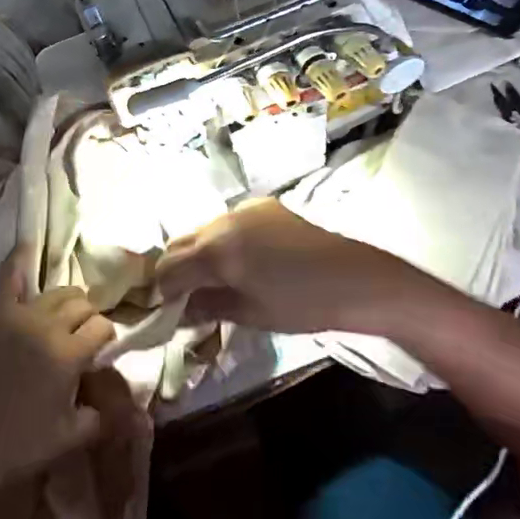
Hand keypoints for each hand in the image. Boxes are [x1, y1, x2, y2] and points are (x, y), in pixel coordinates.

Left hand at [0, 248, 119, 497]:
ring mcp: (17, 314)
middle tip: (84, 335)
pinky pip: (9, 277)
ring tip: (64, 315)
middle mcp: (47, 325)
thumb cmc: (17, 447)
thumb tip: (111, 398)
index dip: (107, 337)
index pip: (102, 327)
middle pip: (81, 304)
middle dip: (89, 317)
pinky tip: (27, 248)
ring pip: (55, 291)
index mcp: (69, 355)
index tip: (102, 349)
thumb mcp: (70, 438)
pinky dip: (19, 260)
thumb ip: (98, 414)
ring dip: (67, 300)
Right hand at [155, 199, 417, 334]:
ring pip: (204, 229)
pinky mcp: (263, 205)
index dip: (162, 289)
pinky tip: (240, 261)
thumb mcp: (251, 313)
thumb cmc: (302, 305)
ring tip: (212, 279)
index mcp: (215, 250)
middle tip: (182, 296)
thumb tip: (181, 310)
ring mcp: (243, 208)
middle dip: (176, 268)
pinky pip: (228, 222)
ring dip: (199, 252)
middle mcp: (221, 220)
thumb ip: (209, 306)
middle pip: (181, 242)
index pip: (170, 266)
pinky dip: (223, 240)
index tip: (165, 309)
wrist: (356, 278)